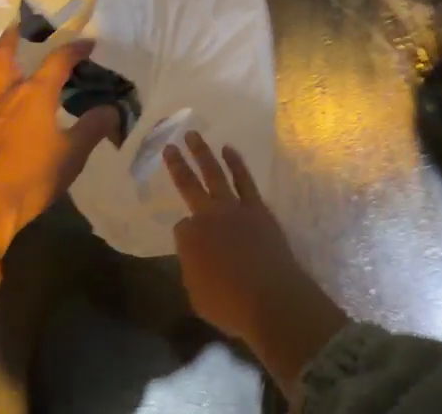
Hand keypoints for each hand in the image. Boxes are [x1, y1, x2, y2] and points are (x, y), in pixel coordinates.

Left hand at [0, 28, 121, 278]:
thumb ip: (92, 128)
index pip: (57, 60)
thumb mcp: (71, 155)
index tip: (88, 43)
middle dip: (16, 37)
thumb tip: (111, 109)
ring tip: (4, 53)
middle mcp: (5, 94)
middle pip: (5, 54)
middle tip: (23, 26)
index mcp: (33, 94)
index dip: (74, 49)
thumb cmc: (30, 177)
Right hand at [166, 133, 349, 402]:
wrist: (271, 298)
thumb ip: (193, 271)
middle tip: (169, 146)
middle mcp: (208, 216)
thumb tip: (196, 258)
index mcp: (190, 239)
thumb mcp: (198, 296)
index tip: (192, 246)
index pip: (181, 229)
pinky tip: (229, 150)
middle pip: (189, 184)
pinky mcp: (258, 208)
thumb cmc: (231, 305)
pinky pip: (244, 179)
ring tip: (193, 135)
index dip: (185, 236)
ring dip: (203, 153)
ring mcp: (234, 208)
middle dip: (177, 165)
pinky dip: (236, 163)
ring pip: (214, 173)